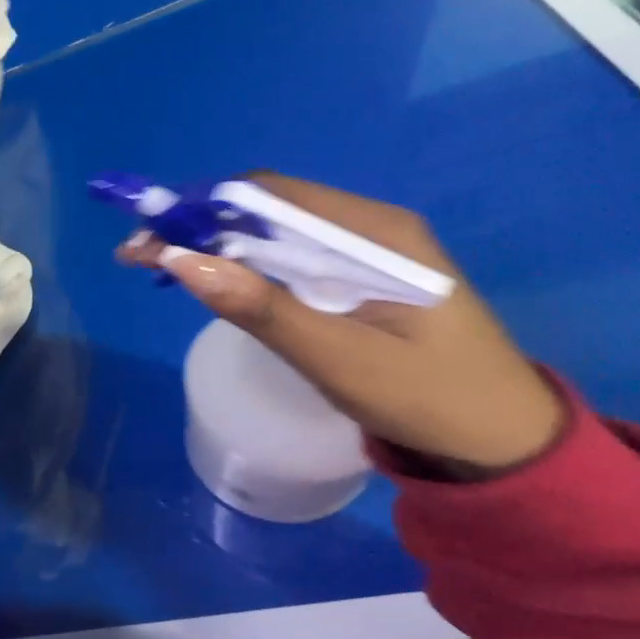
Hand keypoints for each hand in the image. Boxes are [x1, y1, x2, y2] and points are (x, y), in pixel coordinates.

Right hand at [118, 174, 564, 472]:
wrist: (500, 443)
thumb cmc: (425, 399)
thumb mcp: (338, 359)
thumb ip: (261, 308)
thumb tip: (179, 260)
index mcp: (375, 234)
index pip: (267, 195)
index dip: (197, 208)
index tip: (146, 238)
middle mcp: (368, 228)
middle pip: (262, 207)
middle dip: (194, 225)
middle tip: (139, 257)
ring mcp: (364, 250)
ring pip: (269, 229)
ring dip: (210, 243)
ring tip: (160, 267)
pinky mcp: (356, 275)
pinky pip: (285, 252)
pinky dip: (237, 260)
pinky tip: (211, 280)